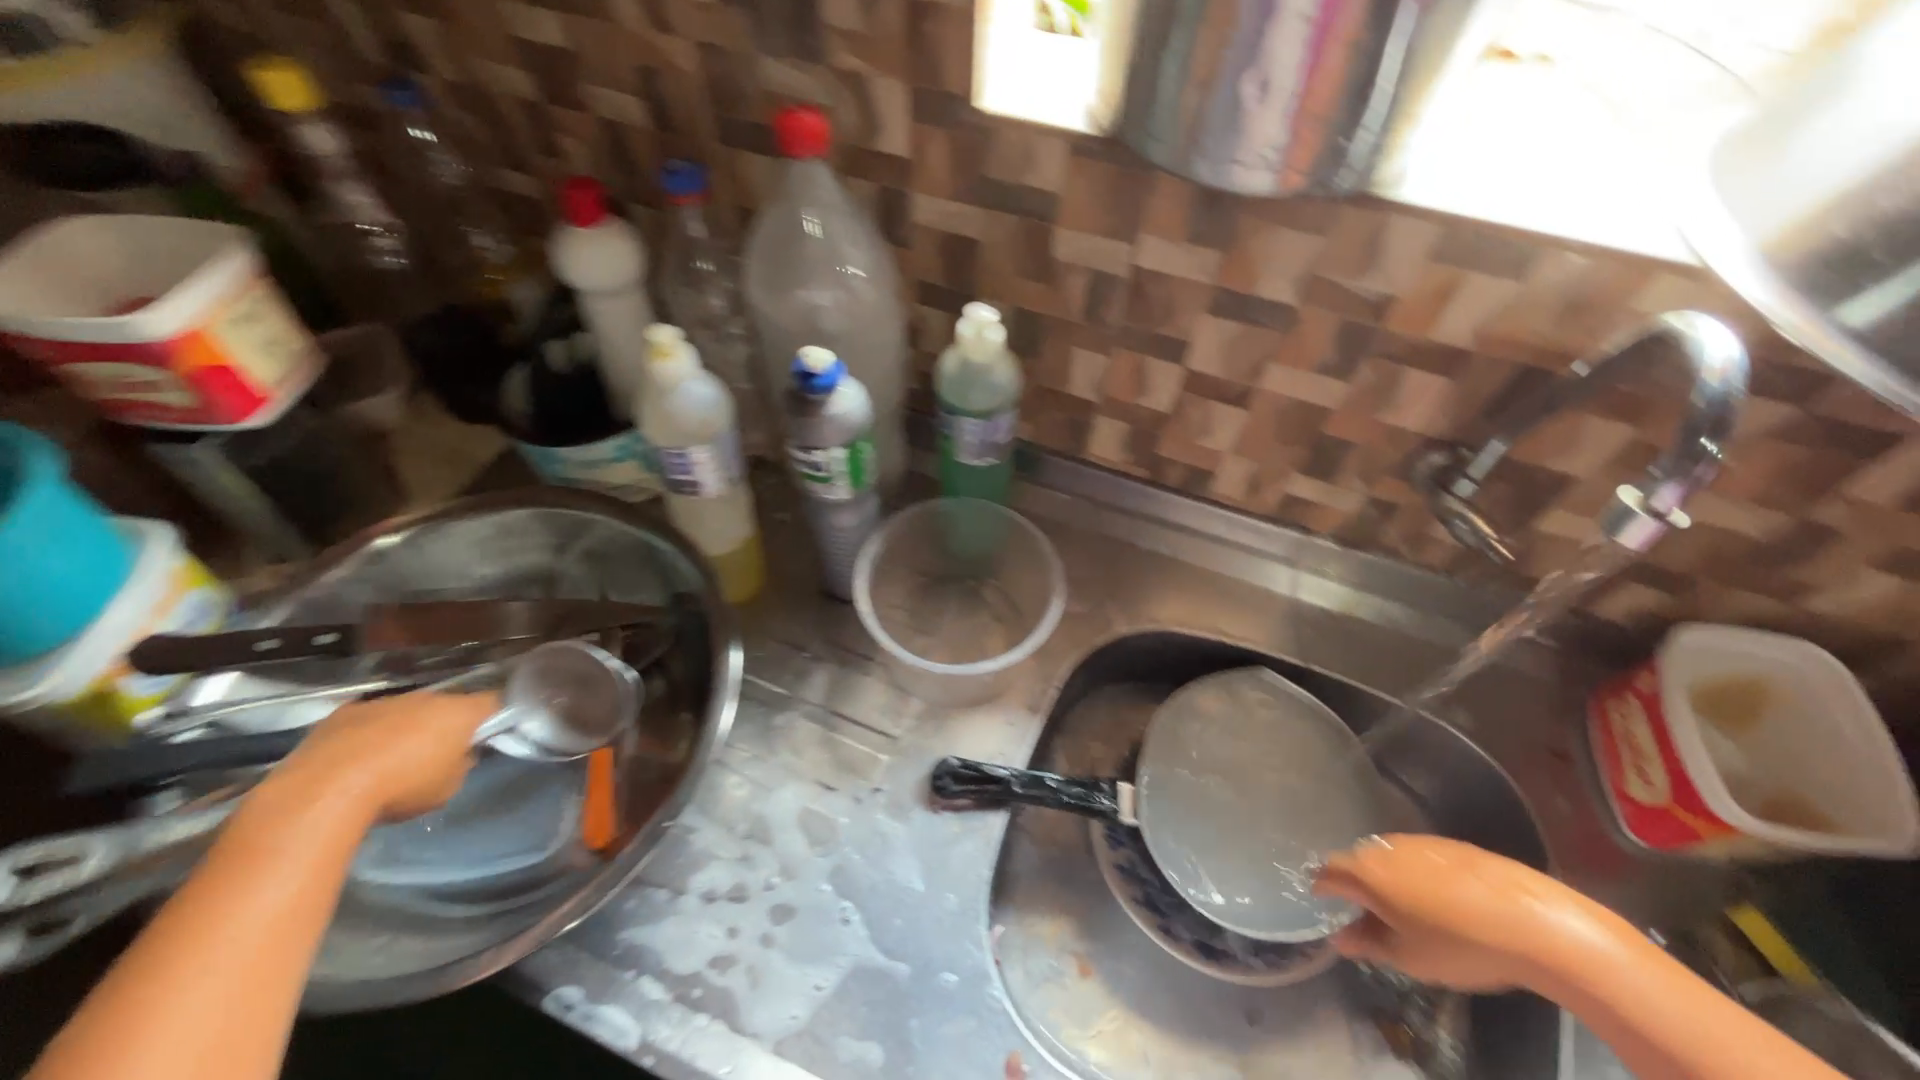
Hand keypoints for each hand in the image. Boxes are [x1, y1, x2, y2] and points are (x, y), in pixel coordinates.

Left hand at [275, 690, 498, 821]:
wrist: (325, 789)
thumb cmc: (401, 788)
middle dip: (445, 724)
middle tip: (440, 752)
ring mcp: (382, 701)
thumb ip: (460, 765)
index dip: (495, 716)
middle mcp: (424, 698)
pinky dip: (371, 734)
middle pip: (445, 705)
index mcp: (458, 713)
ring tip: (393, 760)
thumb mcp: (447, 788)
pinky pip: (369, 720)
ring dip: (406, 728)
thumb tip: (458, 755)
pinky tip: (358, 761)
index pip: (493, 702)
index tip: (490, 734)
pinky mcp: (344, 712)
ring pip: (406, 711)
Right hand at [1314, 834, 1627, 992]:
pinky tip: (1441, 902)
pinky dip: (1417, 876)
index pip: (1327, 873)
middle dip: (1355, 884)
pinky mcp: (1456, 846)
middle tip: (1365, 915)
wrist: (1536, 924)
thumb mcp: (1407, 958)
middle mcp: (1387, 847)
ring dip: (1388, 879)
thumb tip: (1340, 936)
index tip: (1323, 907)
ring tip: (1404, 910)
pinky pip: (1420, 858)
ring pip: (1390, 857)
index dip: (1321, 890)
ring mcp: (1424, 842)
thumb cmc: (1459, 946)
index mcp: (1366, 872)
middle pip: (1357, 860)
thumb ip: (1367, 943)